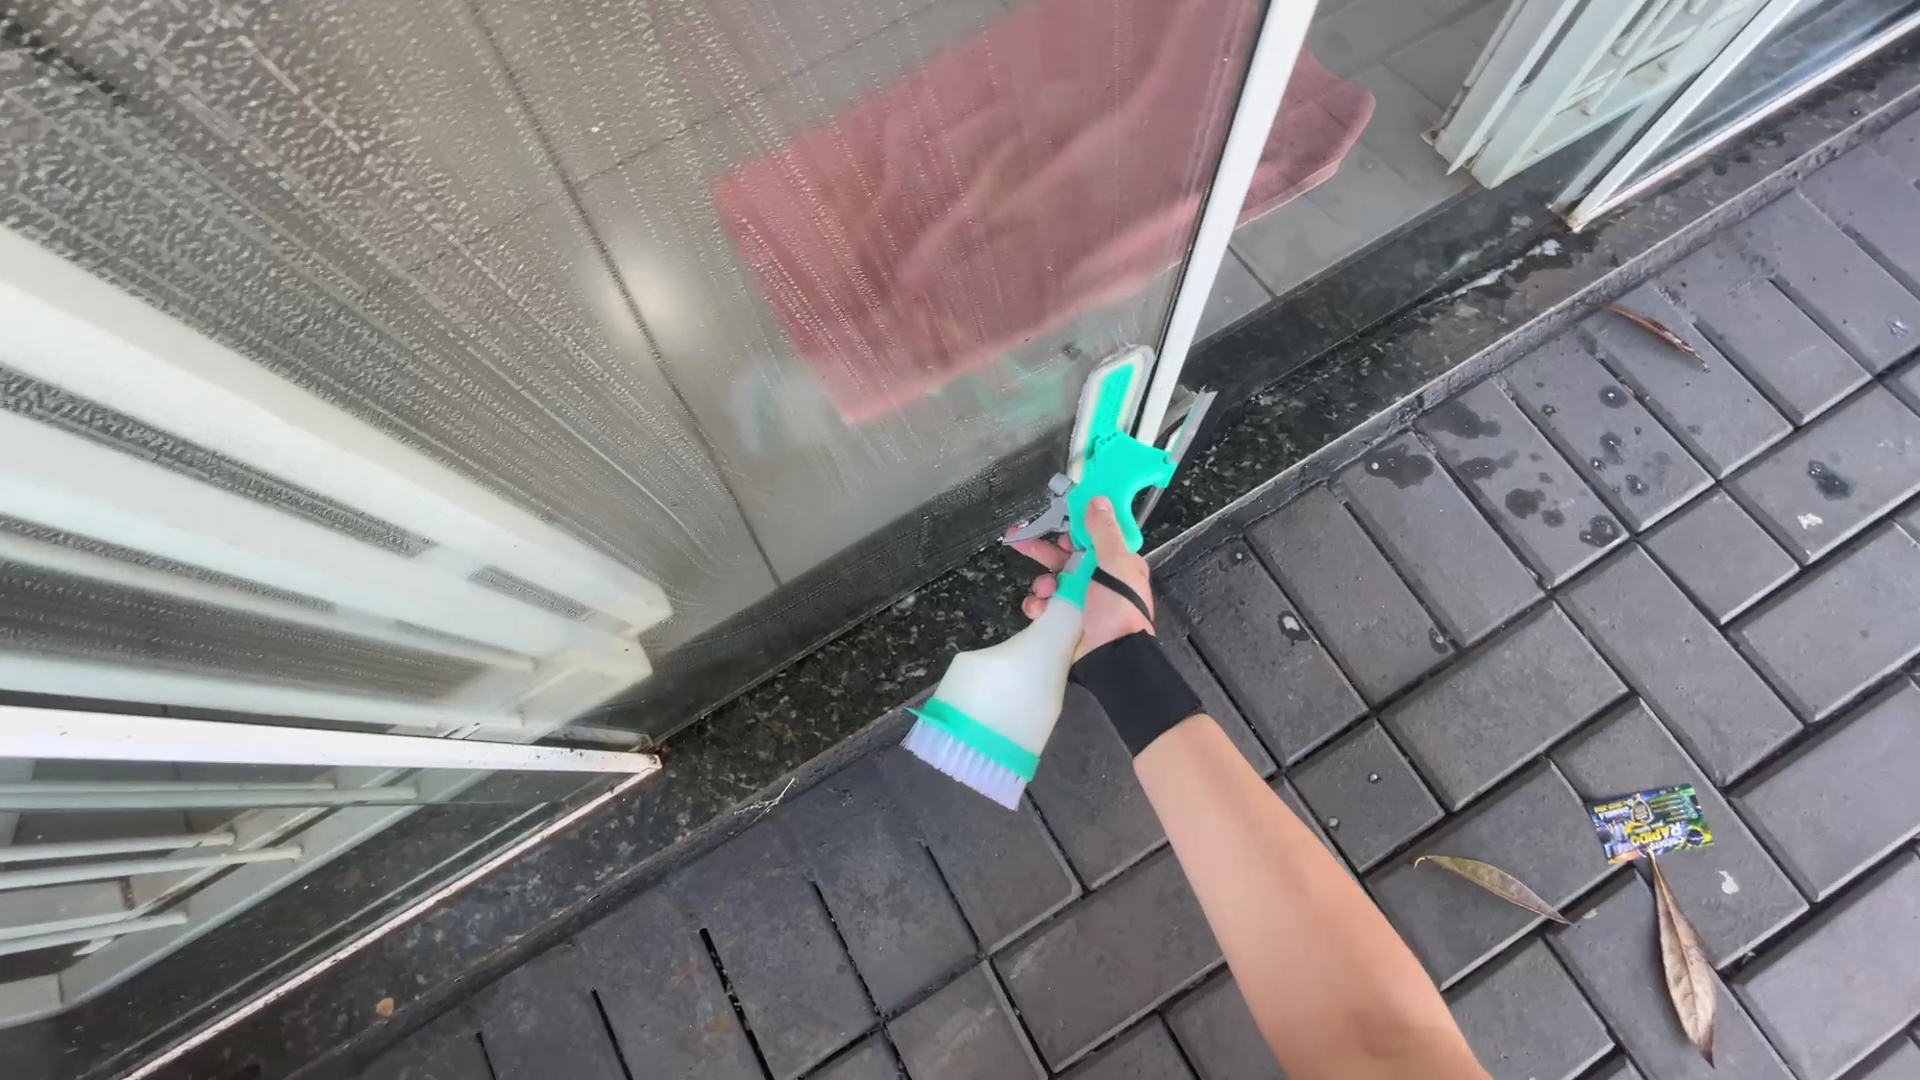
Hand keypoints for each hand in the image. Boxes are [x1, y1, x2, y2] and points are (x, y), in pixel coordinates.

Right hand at [1008, 495, 1154, 657]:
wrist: (1110, 658)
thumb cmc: (1120, 611)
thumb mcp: (1116, 565)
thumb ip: (1104, 533)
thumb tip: (1098, 502)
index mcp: (1115, 563)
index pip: (1090, 537)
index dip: (1071, 528)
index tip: (1054, 519)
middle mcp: (1097, 579)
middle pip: (1063, 556)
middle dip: (1041, 549)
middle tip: (1019, 539)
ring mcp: (1079, 600)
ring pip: (1050, 580)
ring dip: (1041, 582)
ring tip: (1044, 590)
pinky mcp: (1064, 619)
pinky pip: (1043, 605)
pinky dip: (1037, 605)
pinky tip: (1039, 609)